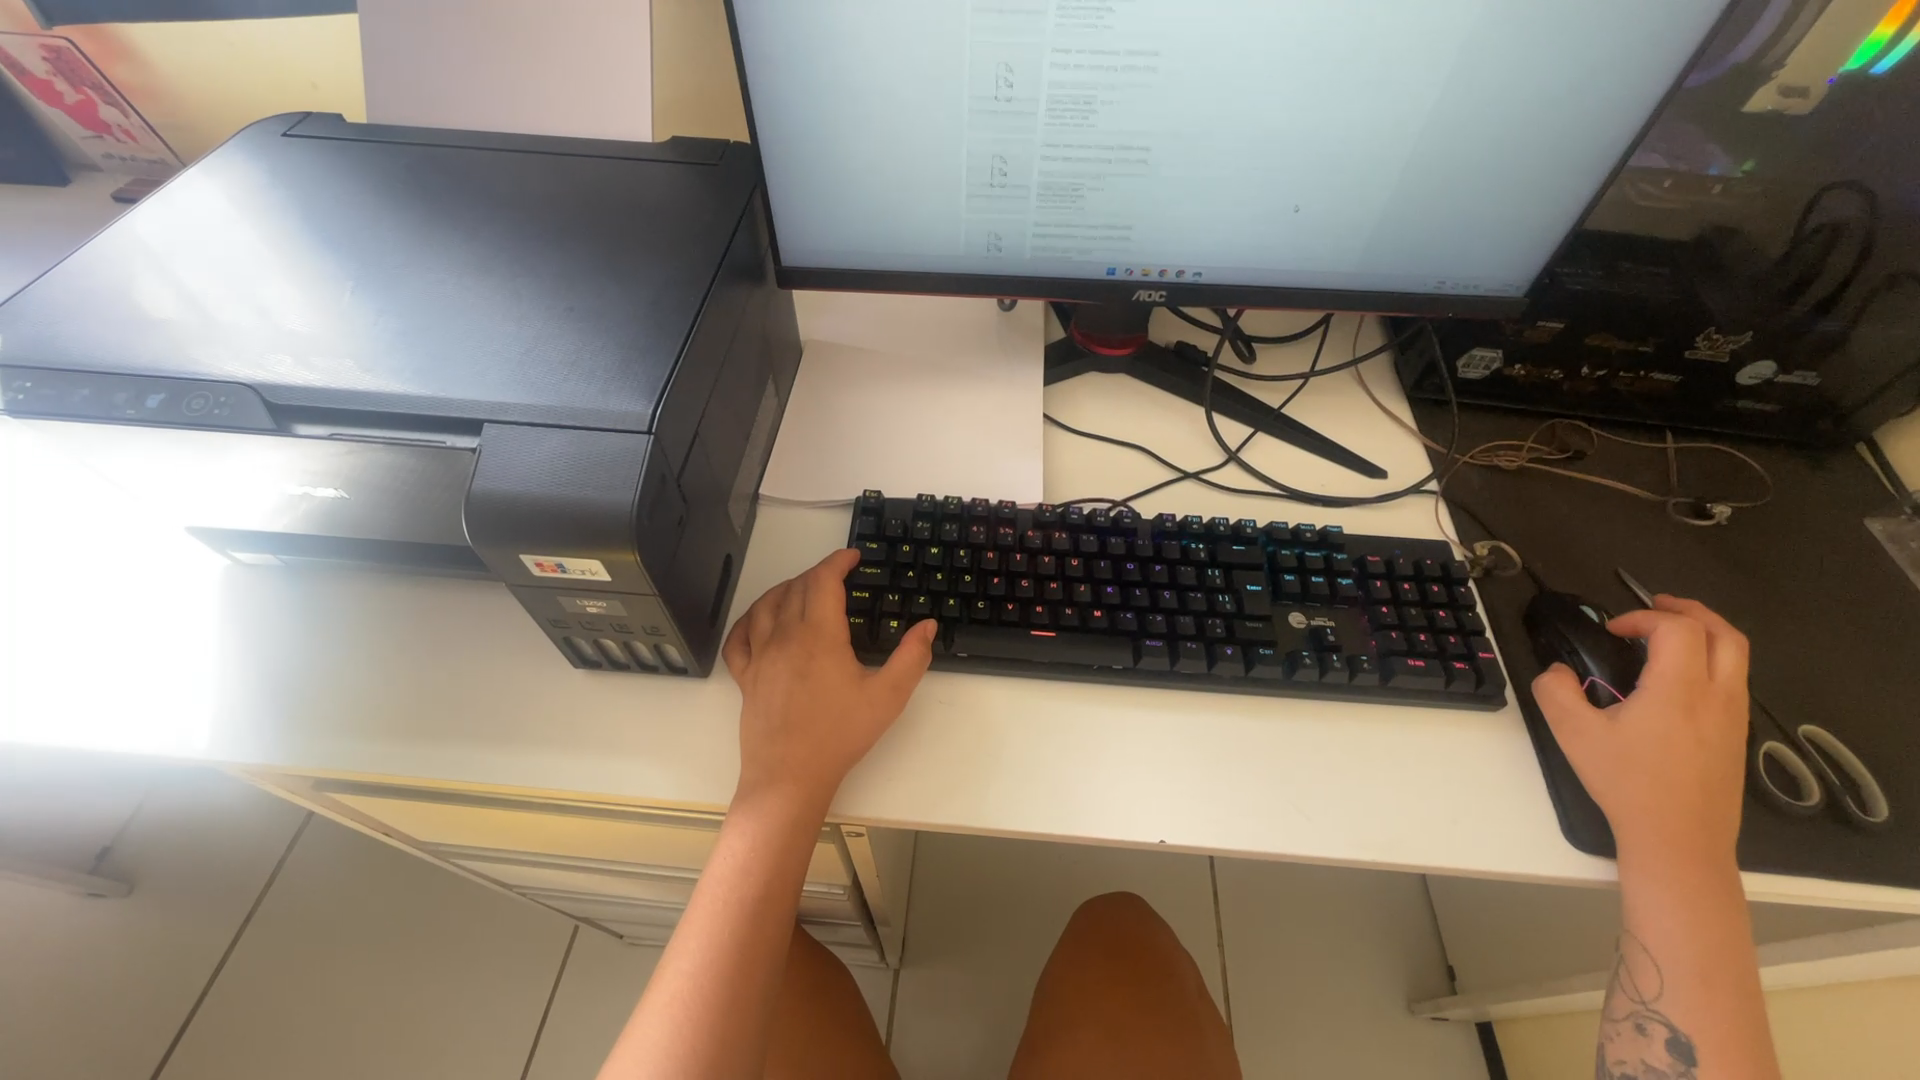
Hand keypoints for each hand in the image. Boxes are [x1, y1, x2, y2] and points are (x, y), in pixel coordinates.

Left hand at [722, 549, 938, 813]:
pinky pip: (739, 636)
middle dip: (818, 573)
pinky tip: (760, 619)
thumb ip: (911, 658)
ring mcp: (759, 656)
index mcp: (818, 636)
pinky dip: (749, 618)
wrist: (789, 776)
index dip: (838, 561)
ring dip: (786, 588)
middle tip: (839, 575)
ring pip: (766, 604)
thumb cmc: (839, 736)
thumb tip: (927, 626)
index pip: (823, 581)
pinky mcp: (745, 676)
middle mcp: (784, 637)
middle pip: (796, 588)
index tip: (852, 556)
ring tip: (803, 588)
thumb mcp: (887, 698)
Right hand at [1532, 595, 1750, 864]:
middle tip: (1657, 606)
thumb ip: (1555, 691)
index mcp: (1680, 690)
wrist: (1679, 839)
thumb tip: (1557, 672)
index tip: (1611, 630)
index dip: (1643, 616)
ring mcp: (1733, 717)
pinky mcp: (1736, 736)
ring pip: (1738, 657)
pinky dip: (1711, 660)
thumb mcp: (1573, 734)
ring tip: (1669, 634)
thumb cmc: (1627, 783)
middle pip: (1726, 634)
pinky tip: (1677, 677)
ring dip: (1706, 634)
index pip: (1677, 629)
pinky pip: (1734, 681)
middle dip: (1691, 612)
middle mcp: (1717, 696)